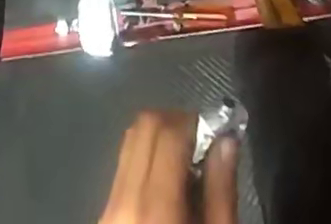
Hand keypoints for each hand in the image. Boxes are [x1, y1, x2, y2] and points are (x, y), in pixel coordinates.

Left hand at [98, 111, 237, 223]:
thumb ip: (222, 190)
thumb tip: (227, 138)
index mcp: (155, 204)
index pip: (167, 132)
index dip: (194, 121)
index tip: (216, 129)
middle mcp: (124, 195)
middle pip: (144, 125)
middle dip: (175, 121)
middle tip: (201, 141)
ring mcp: (108, 203)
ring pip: (130, 139)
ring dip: (159, 135)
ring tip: (186, 161)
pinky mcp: (104, 210)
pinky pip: (123, 164)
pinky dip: (146, 157)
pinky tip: (167, 181)